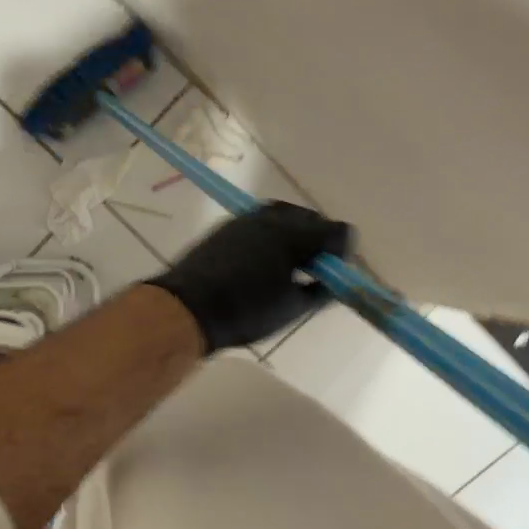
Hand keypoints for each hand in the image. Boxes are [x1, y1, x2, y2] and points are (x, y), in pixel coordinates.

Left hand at [145, 201, 353, 353]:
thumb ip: (319, 292)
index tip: (334, 272)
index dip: (342, 251)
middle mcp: (273, 218)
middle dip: (317, 240)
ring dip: (292, 235)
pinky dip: (269, 236)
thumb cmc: (243, 312)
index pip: (337, 231)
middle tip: (312, 268)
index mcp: (296, 235)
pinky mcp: (226, 226)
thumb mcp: (290, 309)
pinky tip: (261, 260)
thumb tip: (332, 283)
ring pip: (283, 216)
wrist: (186, 308)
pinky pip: (259, 223)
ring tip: (286, 264)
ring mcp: (246, 218)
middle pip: (310, 219)